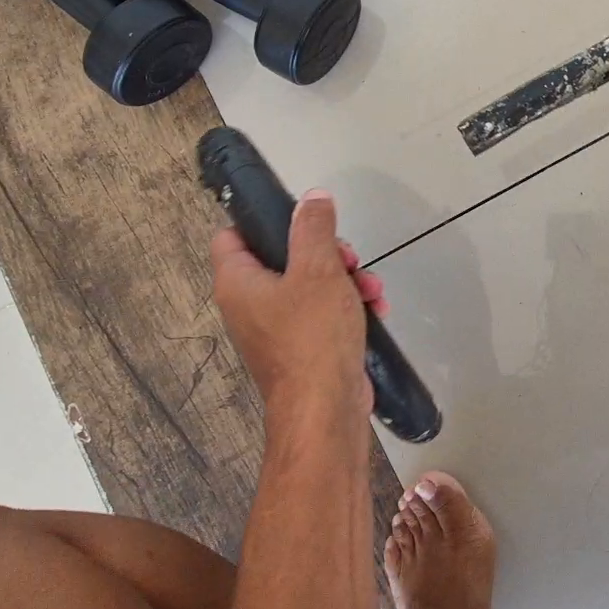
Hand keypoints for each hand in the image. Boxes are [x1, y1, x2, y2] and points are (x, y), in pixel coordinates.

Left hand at [210, 189, 388, 415]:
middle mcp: (250, 305)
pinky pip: (323, 313)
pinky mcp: (303, 349)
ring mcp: (276, 330)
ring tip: (372, 289)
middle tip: (349, 258)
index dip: (264, 220)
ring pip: (311, 284)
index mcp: (238, 283)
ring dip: (347, 279)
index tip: (303, 219)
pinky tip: (376, 310)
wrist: (325, 410)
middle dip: (327, 253)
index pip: (232, 236)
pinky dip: (349, 306)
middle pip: (284, 257)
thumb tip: (312, 198)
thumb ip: (314, 228)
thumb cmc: (313, 336)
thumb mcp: (318, 270)